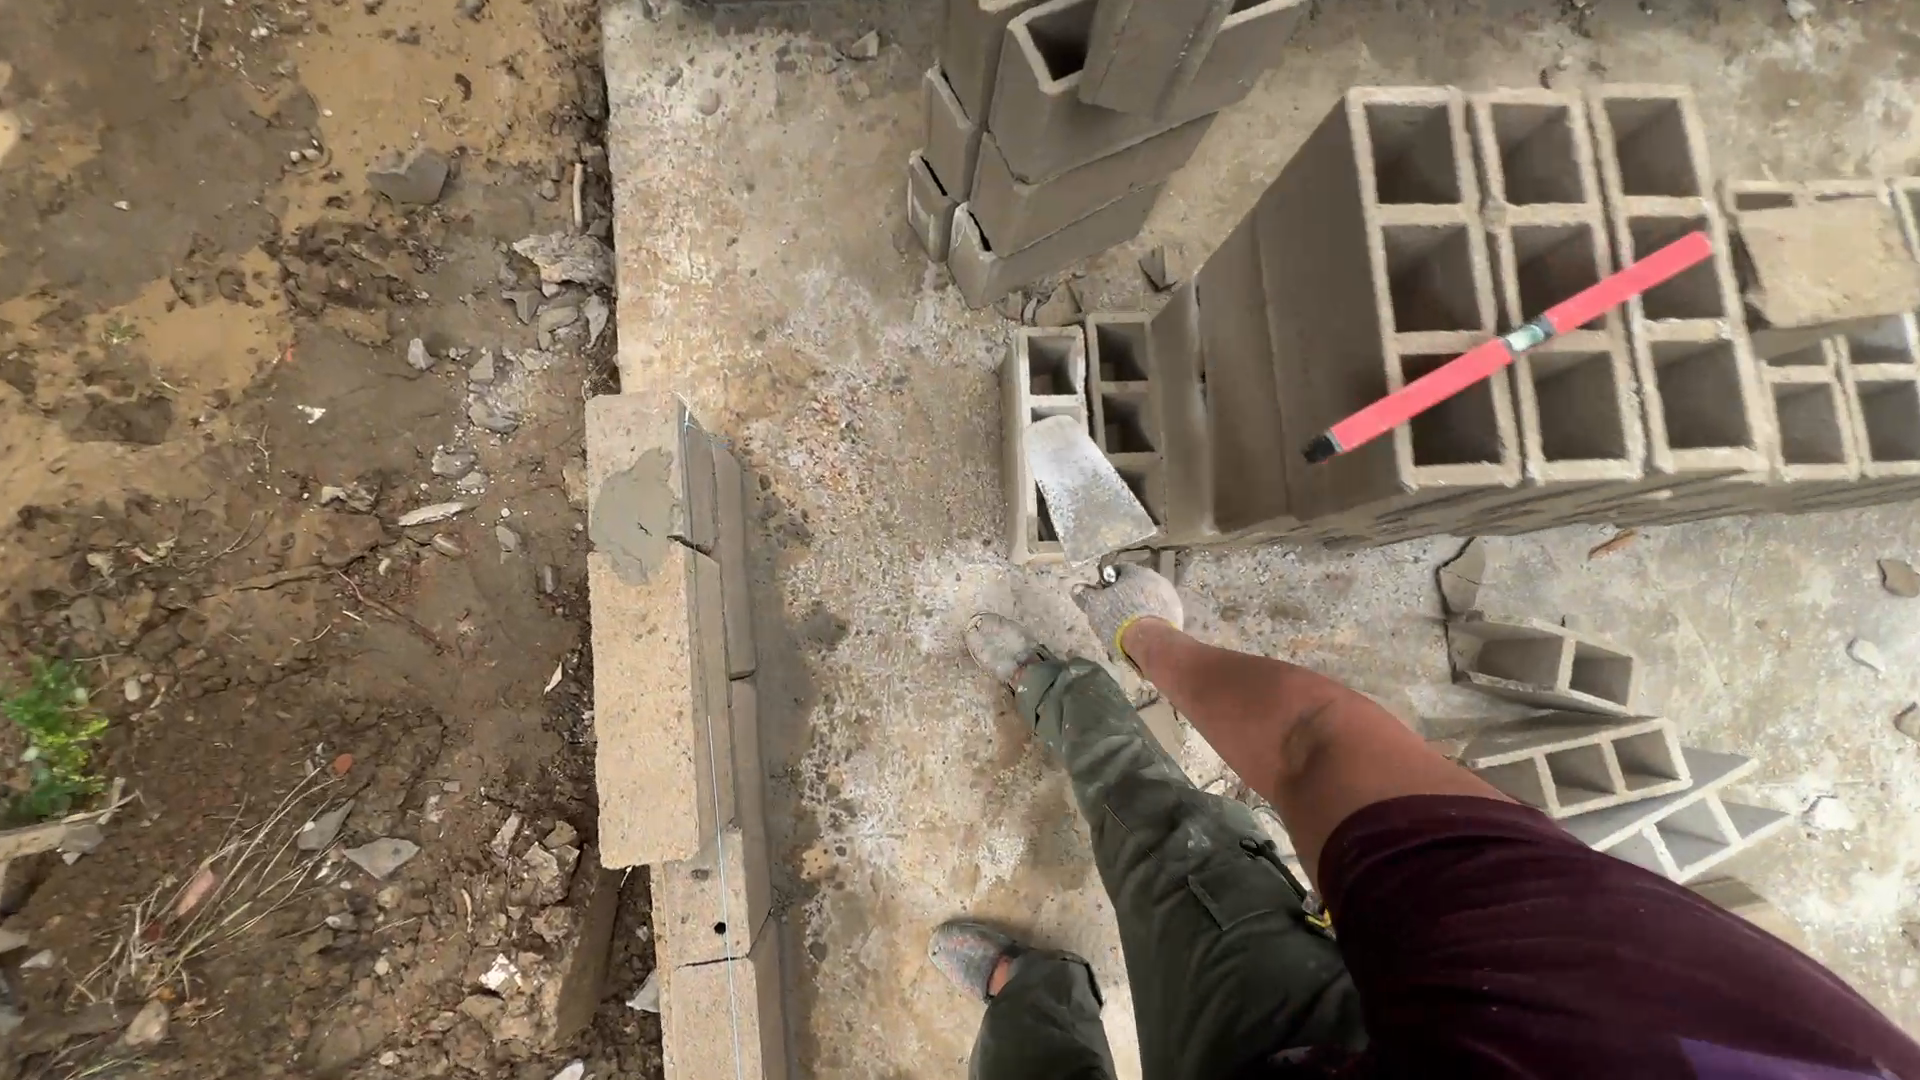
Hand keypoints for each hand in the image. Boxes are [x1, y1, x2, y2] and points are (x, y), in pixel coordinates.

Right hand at [1073, 564, 1183, 666]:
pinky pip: (1158, 612)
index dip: (1107, 582)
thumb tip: (1075, 587)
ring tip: (1128, 625)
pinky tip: (1142, 631)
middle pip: (1135, 584)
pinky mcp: (1177, 614)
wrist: (1150, 642)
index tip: (1101, 595)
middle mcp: (1156, 578)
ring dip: (1139, 606)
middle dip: (1125, 595)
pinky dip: (1150, 618)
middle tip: (1113, 612)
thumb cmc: (1119, 618)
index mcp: (1136, 571)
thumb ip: (1085, 595)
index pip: (1118, 570)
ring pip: (1148, 598)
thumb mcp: (1095, 606)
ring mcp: (1169, 596)